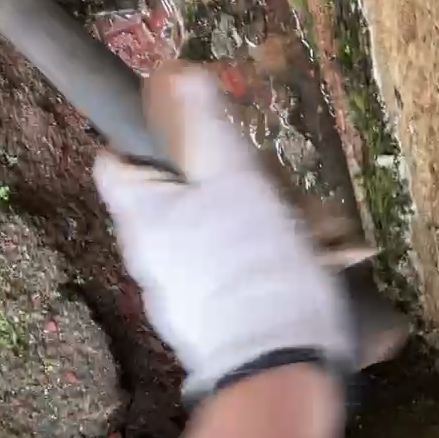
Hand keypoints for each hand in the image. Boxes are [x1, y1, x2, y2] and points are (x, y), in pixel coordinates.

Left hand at [94, 64, 351, 398]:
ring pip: (219, 235)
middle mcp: (151, 259)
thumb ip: (203, 126)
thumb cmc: (254, 263)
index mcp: (141, 218)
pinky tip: (316, 267)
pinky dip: (271, 263)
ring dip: (269, 223)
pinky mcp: (215, 325)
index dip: (150, 137)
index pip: (117, 160)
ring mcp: (182, 296)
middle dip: (239, 184)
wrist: (278, 364)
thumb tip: (172, 73)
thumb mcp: (234, 179)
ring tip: (321, 236)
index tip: (200, 137)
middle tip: (289, 193)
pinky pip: (239, 275)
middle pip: (183, 197)